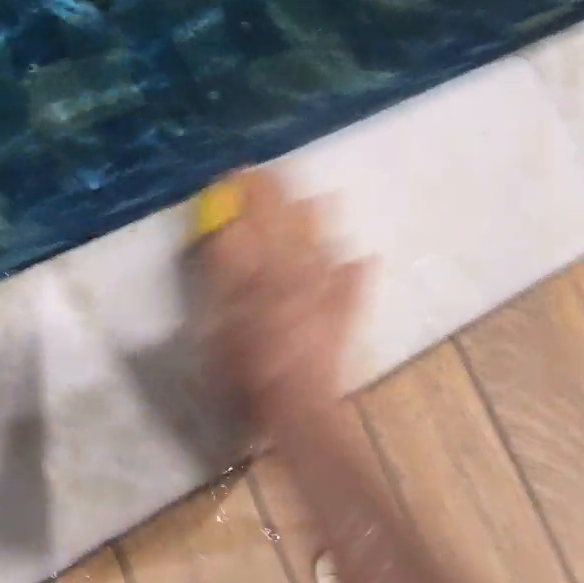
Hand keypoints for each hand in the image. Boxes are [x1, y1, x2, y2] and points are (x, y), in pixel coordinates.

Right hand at [196, 169, 365, 426]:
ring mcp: (323, 299)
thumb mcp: (220, 318)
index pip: (254, 224)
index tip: (238, 171)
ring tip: (322, 196)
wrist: (299, 411)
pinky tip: (363, 257)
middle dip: (280, 197)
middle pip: (291, 229)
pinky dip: (356, 272)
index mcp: (264, 274)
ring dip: (320, 223)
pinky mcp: (341, 322)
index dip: (247, 196)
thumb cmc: (246, 368)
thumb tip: (232, 229)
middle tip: (271, 170)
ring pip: (323, 250)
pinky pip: (352, 289)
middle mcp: (298, 279)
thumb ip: (227, 273)